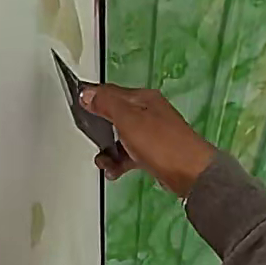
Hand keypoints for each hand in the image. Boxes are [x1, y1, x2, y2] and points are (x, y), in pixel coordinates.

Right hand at [80, 84, 218, 196]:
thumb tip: (86, 93)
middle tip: (94, 140)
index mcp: (142, 99)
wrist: (188, 172)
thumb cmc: (161, 143)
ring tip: (106, 162)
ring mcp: (150, 134)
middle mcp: (147, 113)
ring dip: (107, 151)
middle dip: (99, 131)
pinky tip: (115, 171)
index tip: (77, 106)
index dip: (93, 98)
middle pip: (113, 117)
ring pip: (119, 139)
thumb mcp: (128, 119)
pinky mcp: (152, 153)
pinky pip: (127, 155)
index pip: (110, 92)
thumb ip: (106, 104)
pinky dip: (118, 163)